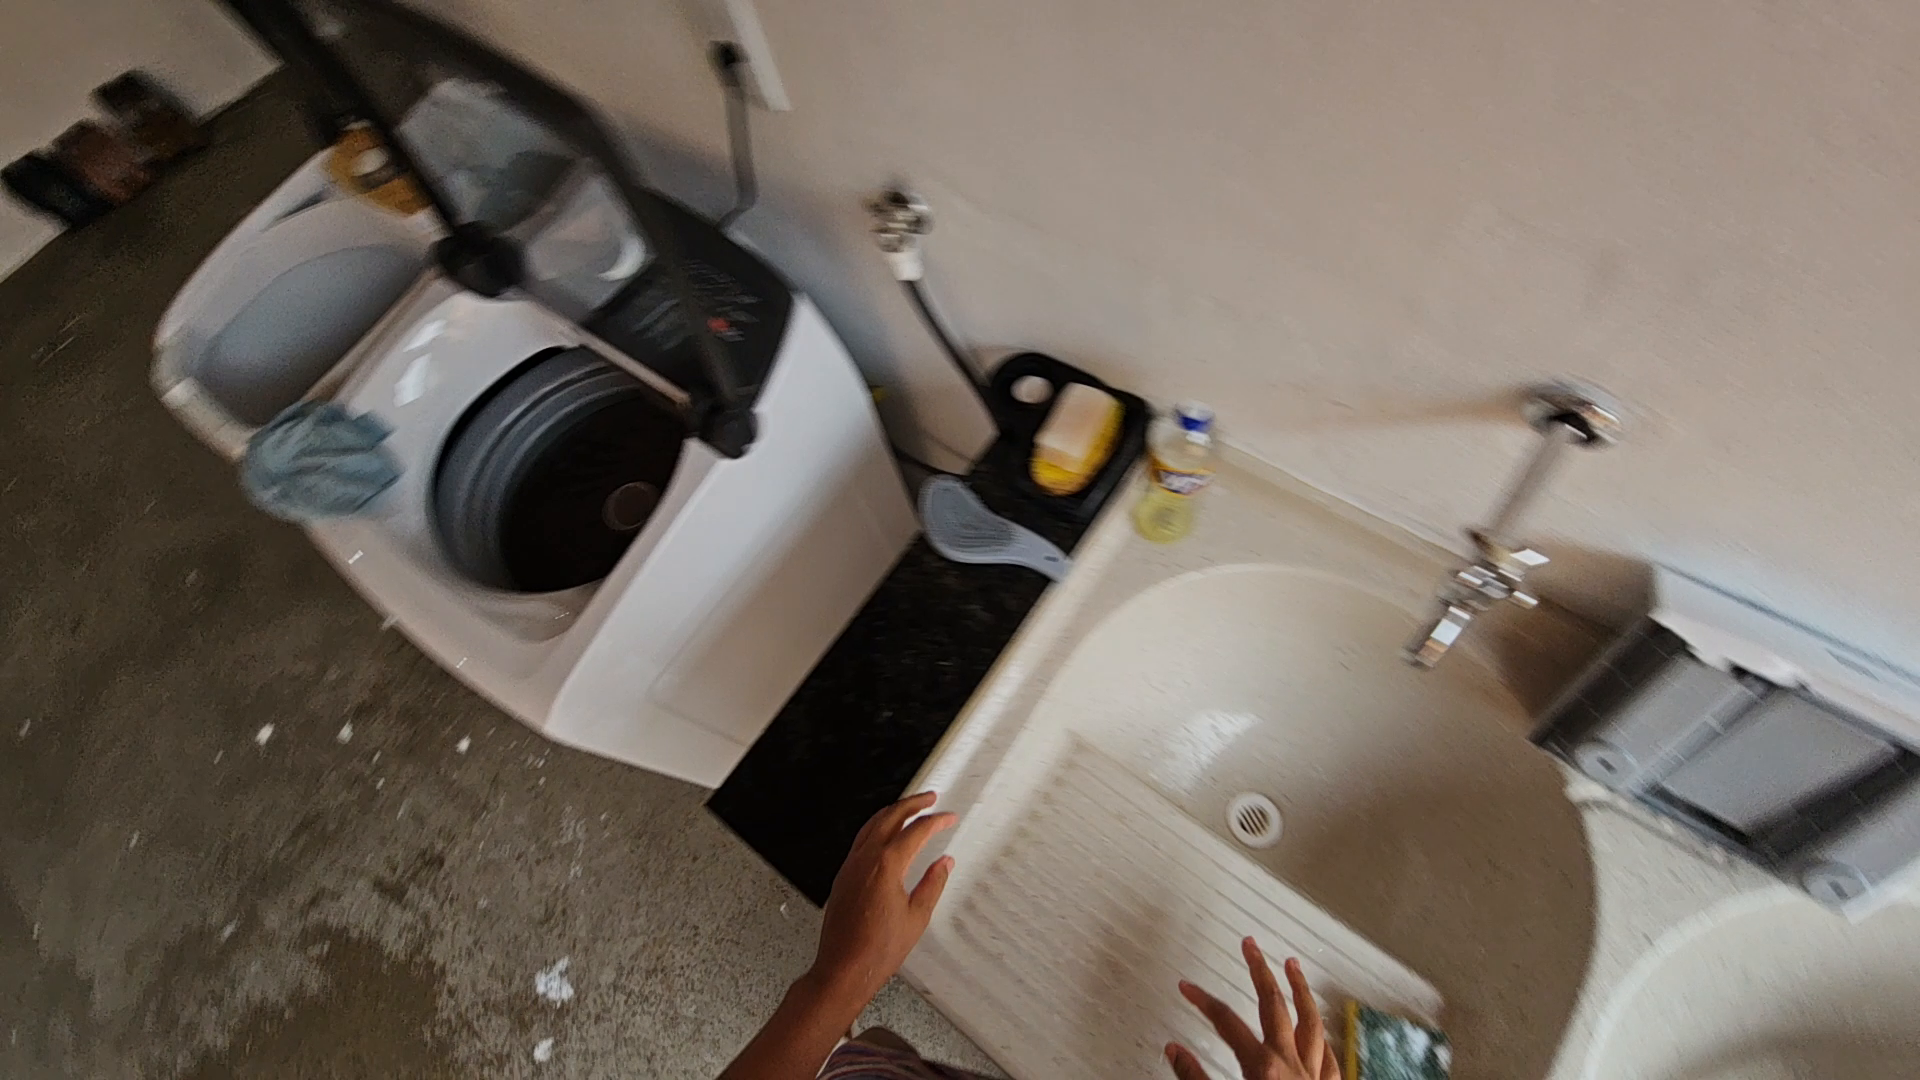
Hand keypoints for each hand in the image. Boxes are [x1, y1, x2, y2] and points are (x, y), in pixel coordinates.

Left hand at [803, 792, 956, 1011]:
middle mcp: (866, 858)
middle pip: (892, 815)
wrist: (843, 970)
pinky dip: (877, 826)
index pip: (917, 830)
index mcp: (887, 865)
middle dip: (913, 803)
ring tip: (908, 808)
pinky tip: (884, 833)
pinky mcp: (843, 874)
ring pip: (873, 823)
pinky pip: (861, 838)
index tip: (948, 818)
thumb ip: (933, 884)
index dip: (937, 821)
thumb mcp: (917, 917)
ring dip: (893, 810)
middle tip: (930, 798)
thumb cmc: (876, 951)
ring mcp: (851, 864)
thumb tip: (944, 863)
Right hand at [1166, 937, 1339, 1079]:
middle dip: (1260, 970)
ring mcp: (1315, 1079)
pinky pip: (1329, 1058)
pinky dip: (1321, 1036)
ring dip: (1301, 990)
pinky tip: (1319, 1028)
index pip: (1225, 1020)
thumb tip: (1173, 1049)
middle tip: (1250, 944)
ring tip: (1293, 965)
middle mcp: (1291, 1065)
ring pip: (1312, 1023)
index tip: (1186, 987)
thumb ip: (1195, 1079)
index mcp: (1262, 1067)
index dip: (1203, 1000)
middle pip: (1275, 1005)